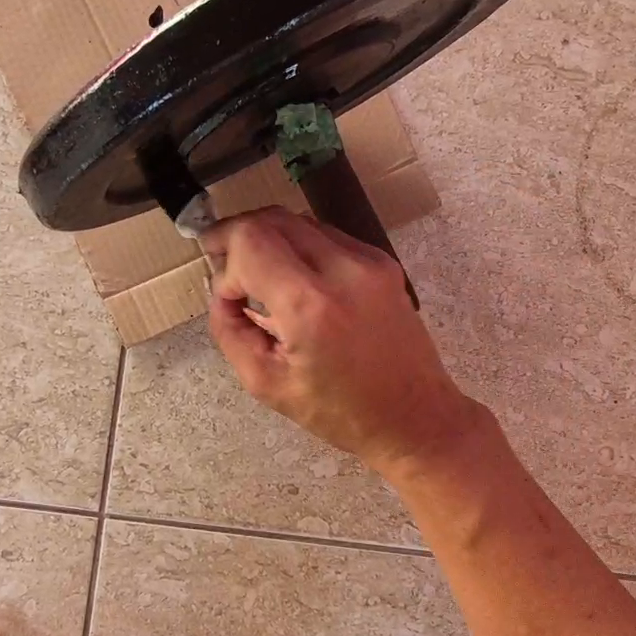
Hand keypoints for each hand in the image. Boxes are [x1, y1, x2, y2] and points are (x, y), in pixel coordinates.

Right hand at [201, 207, 489, 475]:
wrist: (415, 416)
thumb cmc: (340, 413)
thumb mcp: (266, 385)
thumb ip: (230, 330)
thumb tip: (220, 292)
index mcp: (311, 307)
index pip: (252, 240)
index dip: (224, 254)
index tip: (223, 288)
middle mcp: (344, 271)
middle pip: (273, 219)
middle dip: (239, 238)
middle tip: (225, 270)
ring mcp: (369, 261)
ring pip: (300, 221)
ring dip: (270, 241)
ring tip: (258, 279)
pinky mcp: (383, 262)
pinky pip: (327, 235)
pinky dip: (299, 247)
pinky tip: (294, 282)